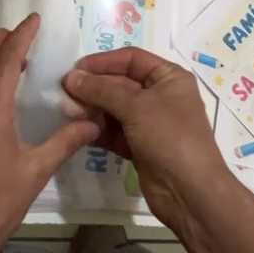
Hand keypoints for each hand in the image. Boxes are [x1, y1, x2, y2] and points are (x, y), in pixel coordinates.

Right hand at [63, 48, 234, 230]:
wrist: (190, 193)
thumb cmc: (169, 137)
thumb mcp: (136, 107)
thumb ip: (101, 90)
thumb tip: (71, 77)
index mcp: (169, 77)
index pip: (131, 59)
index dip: (103, 62)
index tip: (75, 69)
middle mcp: (160, 96)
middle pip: (120, 83)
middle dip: (93, 87)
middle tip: (63, 92)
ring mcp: (150, 123)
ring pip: (114, 108)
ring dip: (92, 108)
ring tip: (67, 111)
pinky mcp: (139, 146)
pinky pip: (114, 131)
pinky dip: (97, 129)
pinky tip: (78, 129)